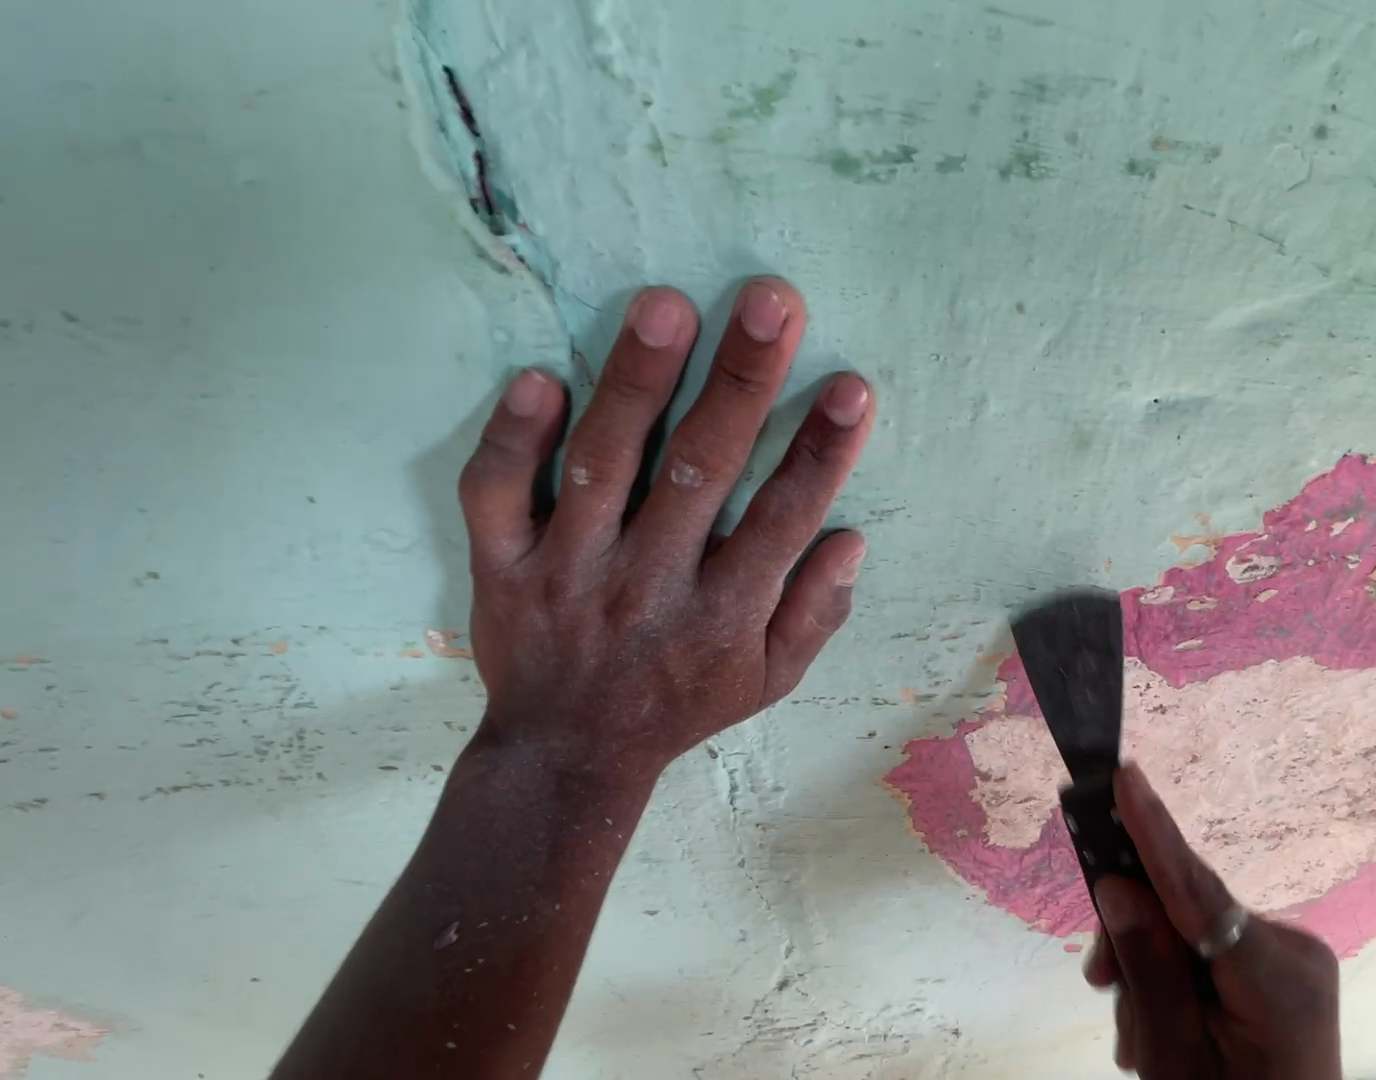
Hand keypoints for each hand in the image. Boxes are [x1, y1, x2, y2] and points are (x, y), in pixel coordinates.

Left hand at [456, 277, 873, 779]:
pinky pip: (498, 496)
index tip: (851, 388)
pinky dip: (513, 438)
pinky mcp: (504, 567)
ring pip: (603, 467)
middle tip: (769, 302)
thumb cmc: (684, 704)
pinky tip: (539, 378)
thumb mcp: (771, 681)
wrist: (568, 754)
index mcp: (723, 614)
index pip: (783, 520)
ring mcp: (569, 572)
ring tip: (665, 306)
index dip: (822, 453)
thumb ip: (816, 614)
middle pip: (702, 472)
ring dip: (636, 383)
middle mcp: (649, 584)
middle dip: (741, 383)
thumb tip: (850, 538)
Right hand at [1084, 765, 1340, 1078]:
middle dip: (1134, 942)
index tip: (1125, 775)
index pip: (1199, 894)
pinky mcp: (1277, 964)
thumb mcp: (1175, 1065)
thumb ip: (1146, 971)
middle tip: (1099, 987)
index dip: (1155, 832)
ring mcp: (1289, 955)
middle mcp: (1293, 949)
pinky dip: (1171, 975)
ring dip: (1148, 971)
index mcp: (1280, 983)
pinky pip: (1202, 945)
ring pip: (1184, 928)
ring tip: (1138, 1040)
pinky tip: (1158, 1026)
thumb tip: (1115, 886)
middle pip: (1181, 910)